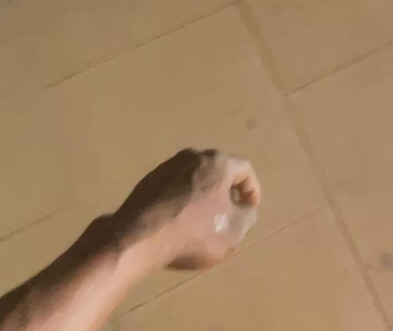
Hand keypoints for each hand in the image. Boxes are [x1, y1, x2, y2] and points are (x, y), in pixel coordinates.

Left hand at [111, 149, 260, 270]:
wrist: (139, 237)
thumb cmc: (193, 232)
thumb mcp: (233, 232)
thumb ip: (247, 216)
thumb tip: (245, 207)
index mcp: (217, 162)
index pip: (244, 169)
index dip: (252, 190)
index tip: (250, 209)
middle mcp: (194, 155)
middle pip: (218, 171)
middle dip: (226, 192)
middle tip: (228, 214)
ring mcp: (168, 166)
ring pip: (195, 178)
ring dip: (203, 195)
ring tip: (202, 220)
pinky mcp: (149, 180)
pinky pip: (175, 187)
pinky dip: (182, 200)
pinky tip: (179, 221)